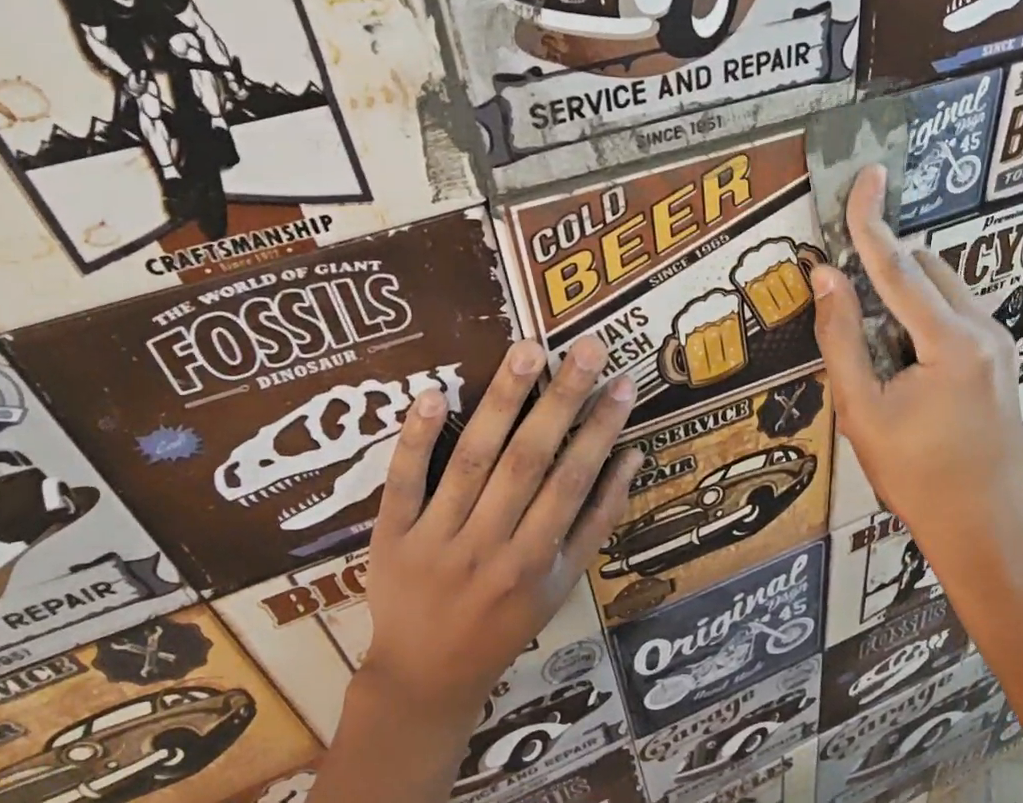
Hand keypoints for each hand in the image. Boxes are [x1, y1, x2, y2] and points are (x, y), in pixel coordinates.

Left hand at [358, 336, 641, 720]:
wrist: (425, 676)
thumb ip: (598, 522)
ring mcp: (435, 539)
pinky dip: (415, 438)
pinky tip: (432, 393)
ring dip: (501, 402)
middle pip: (528, 462)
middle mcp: (488, 545)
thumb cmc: (506, 623)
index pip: (573, 481)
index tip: (622, 381)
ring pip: (473, 460)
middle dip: (561, 400)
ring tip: (527, 351)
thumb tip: (631, 459)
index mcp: (535, 561)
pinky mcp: (391, 535)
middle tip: (585, 347)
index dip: (600, 430)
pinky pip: (404, 482)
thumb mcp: (563, 585)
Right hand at [810, 165, 1022, 545]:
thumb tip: (825, 276)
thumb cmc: (917, 475)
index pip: (899, 266)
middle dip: (884, 275)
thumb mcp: (862, 411)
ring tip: (885, 363)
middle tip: (856, 328)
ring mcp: (999, 341)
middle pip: (924, 267)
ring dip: (904, 300)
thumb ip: (841, 337)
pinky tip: (908, 369)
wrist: (986, 524)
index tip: (866, 176)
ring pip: (941, 286)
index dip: (872, 220)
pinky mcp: (1001, 356)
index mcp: (951, 342)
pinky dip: (923, 318)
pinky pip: (954, 311)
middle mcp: (983, 329)